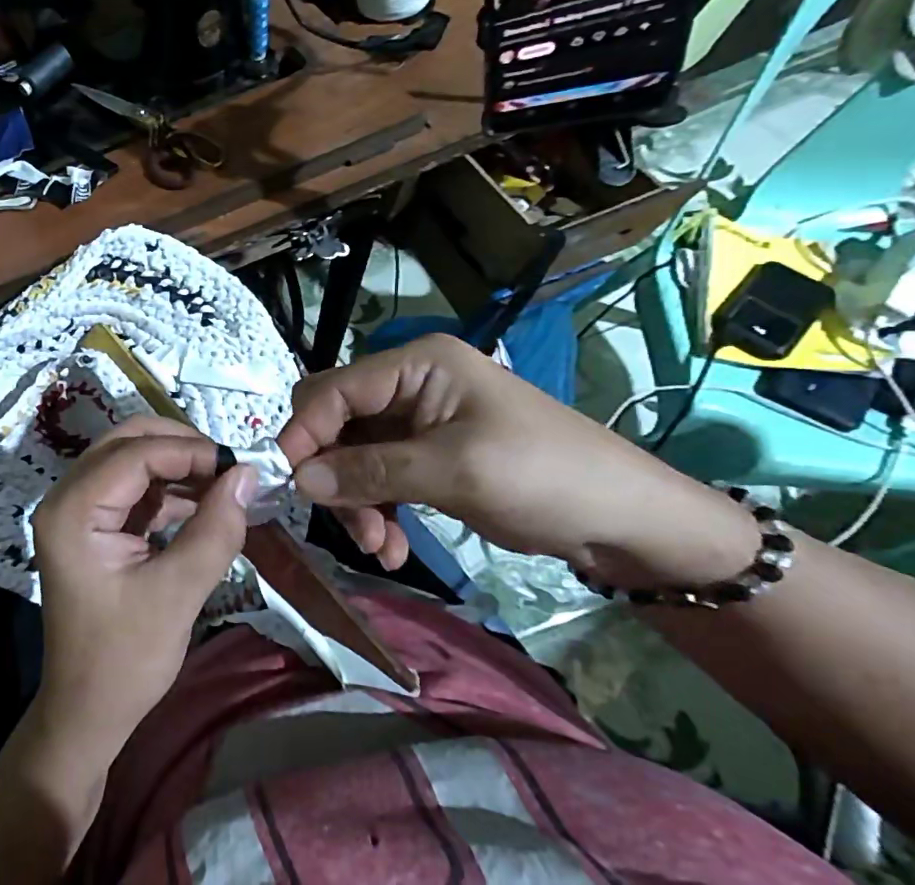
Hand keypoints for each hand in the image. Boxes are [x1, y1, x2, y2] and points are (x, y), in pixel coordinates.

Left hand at [30, 418, 252, 744]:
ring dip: (177, 466)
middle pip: (126, 443)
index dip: (190, 451)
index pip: (134, 454)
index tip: (240, 465)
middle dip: (180, 446)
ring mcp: (77, 511)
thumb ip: (215, 530)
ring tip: (226, 484)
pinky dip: (169, 490)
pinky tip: (205, 503)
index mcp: (73, 511)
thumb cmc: (125, 658)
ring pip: (131, 461)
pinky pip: (133, 488)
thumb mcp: (178, 593)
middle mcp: (67, 499)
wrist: (88, 711)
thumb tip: (249, 475)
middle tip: (229, 466)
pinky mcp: (93, 526)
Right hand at [277, 335, 757, 588]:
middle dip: (332, 474)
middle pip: (335, 423)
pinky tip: (392, 549)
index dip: (304, 433)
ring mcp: (417, 422)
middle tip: (348, 524)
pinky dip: (378, 512)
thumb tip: (297, 479)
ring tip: (379, 547)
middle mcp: (408, 385)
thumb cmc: (545, 477)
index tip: (288, 484)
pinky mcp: (426, 456)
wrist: (626, 520)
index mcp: (416, 366)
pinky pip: (378, 479)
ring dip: (356, 502)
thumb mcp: (454, 472)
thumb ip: (370, 471)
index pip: (332, 389)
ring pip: (352, 456)